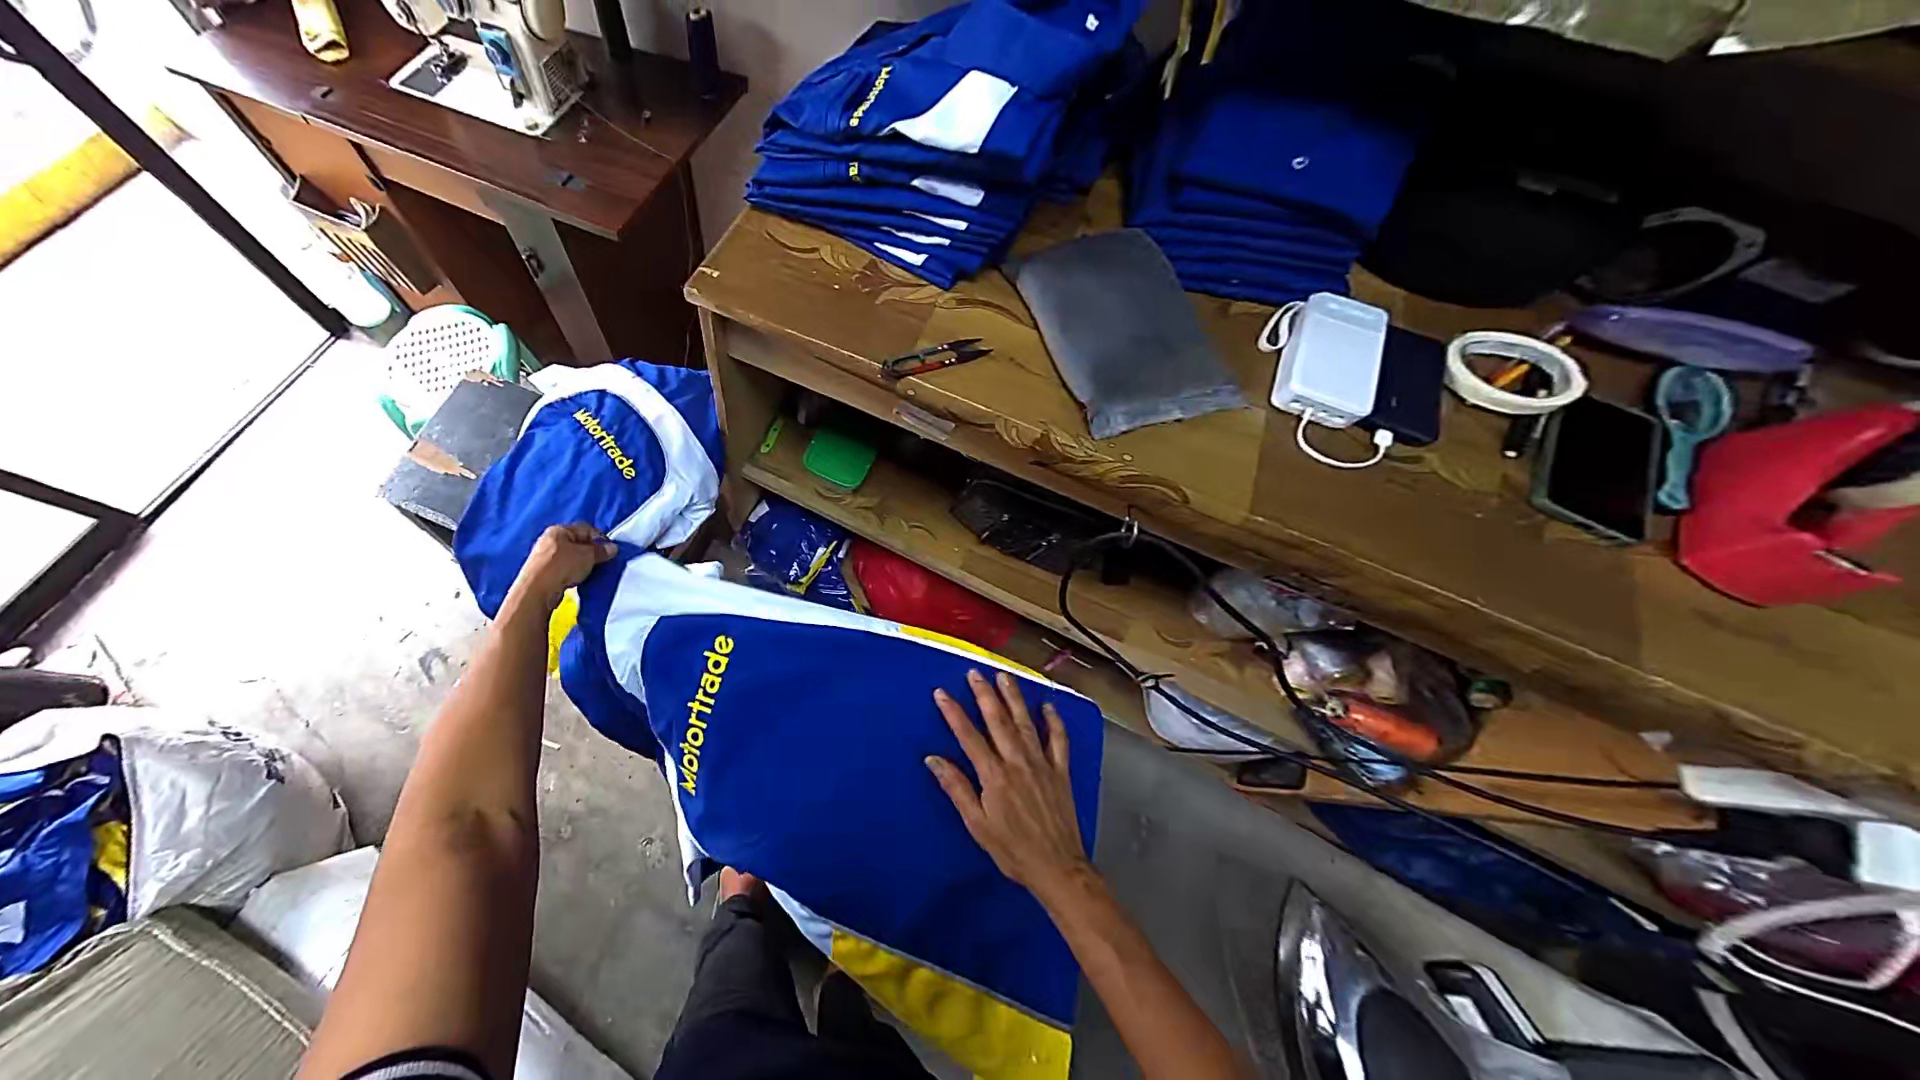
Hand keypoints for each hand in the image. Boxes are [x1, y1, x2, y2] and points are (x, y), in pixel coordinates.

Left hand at [508, 524, 616, 608]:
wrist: (537, 589)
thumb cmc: (562, 565)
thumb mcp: (588, 555)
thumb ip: (602, 551)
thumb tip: (613, 548)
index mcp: (559, 530)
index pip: (586, 529)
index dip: (601, 539)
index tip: (610, 551)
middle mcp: (549, 539)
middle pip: (578, 542)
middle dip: (592, 552)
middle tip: (602, 562)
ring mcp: (544, 556)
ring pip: (571, 556)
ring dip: (583, 563)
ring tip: (590, 572)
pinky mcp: (543, 571)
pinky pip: (564, 567)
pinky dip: (573, 572)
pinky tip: (578, 579)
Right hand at [926, 670, 1093, 903]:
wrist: (1057, 866)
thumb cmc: (1012, 850)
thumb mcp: (977, 825)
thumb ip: (957, 788)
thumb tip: (933, 760)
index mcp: (994, 776)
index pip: (969, 736)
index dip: (954, 712)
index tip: (942, 693)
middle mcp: (1017, 762)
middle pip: (998, 721)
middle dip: (984, 694)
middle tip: (974, 673)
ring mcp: (1042, 763)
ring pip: (1026, 722)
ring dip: (1014, 697)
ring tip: (1004, 677)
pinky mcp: (1061, 770)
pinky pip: (1058, 739)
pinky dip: (1053, 721)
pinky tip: (1048, 705)